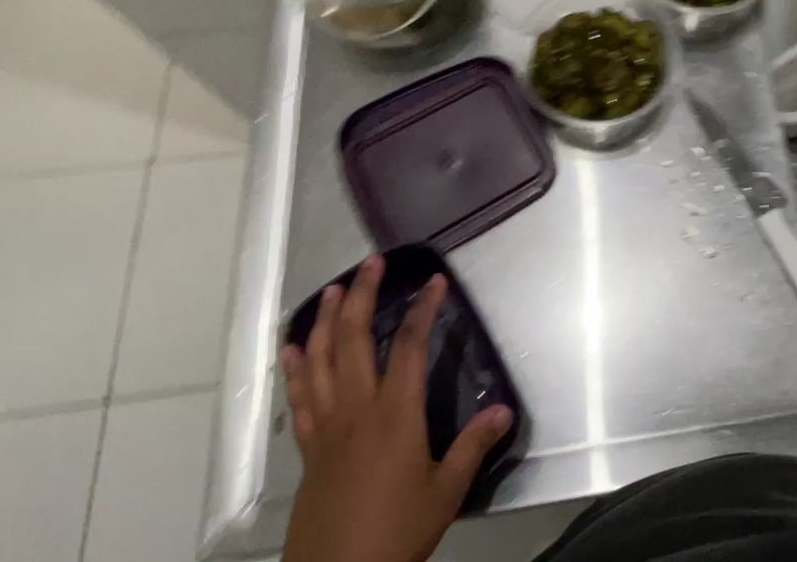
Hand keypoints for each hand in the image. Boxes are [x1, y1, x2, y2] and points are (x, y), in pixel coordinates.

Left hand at [280, 256, 514, 561]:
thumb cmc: (396, 531)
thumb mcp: (446, 491)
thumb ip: (472, 446)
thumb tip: (504, 409)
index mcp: (394, 413)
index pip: (409, 346)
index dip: (423, 309)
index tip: (434, 282)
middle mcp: (356, 409)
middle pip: (354, 339)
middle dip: (361, 296)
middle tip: (371, 264)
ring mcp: (326, 426)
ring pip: (319, 360)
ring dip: (325, 321)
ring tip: (331, 291)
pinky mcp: (308, 448)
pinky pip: (298, 397)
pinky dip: (294, 368)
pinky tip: (292, 349)